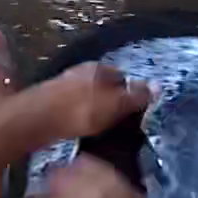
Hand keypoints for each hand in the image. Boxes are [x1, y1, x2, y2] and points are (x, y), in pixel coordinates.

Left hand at [15, 62, 151, 146]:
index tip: (138, 112)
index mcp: (98, 67)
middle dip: (112, 101)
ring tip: (104, 130)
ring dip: (95, 109)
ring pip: (88, 96)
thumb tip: (157, 85)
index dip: (131, 93)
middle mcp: (81, 71)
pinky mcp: (53, 100)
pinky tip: (83, 130)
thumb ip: (135, 95)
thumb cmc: (81, 109)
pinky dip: (81, 116)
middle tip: (122, 124)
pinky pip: (75, 107)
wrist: (39, 118)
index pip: (122, 76)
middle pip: (103, 85)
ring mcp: (65, 85)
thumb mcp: (115, 104)